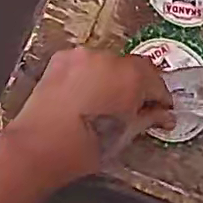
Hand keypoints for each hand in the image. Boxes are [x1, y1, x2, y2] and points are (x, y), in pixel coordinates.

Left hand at [4, 48, 171, 184]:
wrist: (38, 147)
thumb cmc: (86, 147)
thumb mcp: (126, 135)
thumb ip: (149, 118)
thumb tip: (164, 115)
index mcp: (133, 76)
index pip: (156, 80)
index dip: (160, 96)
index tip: (160, 108)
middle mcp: (111, 59)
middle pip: (132, 68)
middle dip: (135, 86)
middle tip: (133, 107)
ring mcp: (84, 56)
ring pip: (107, 64)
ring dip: (111, 78)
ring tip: (103, 101)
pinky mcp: (62, 58)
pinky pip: (84, 63)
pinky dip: (88, 74)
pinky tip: (82, 95)